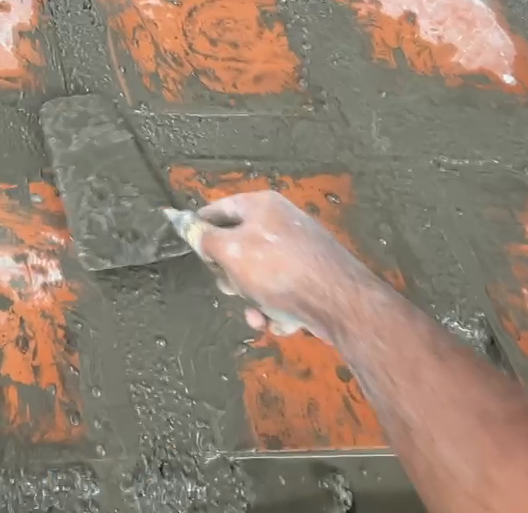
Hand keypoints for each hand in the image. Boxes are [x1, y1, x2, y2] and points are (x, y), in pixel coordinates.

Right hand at [194, 190, 385, 341]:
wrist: (343, 306)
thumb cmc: (279, 271)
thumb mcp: (230, 252)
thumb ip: (203, 239)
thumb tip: (184, 224)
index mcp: (261, 205)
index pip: (217, 210)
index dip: (200, 229)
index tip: (191, 250)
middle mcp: (281, 222)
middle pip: (238, 245)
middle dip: (230, 273)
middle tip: (231, 288)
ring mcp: (300, 251)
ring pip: (259, 274)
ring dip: (252, 298)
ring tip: (259, 315)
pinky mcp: (314, 278)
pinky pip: (282, 290)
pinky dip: (276, 307)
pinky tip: (280, 322)